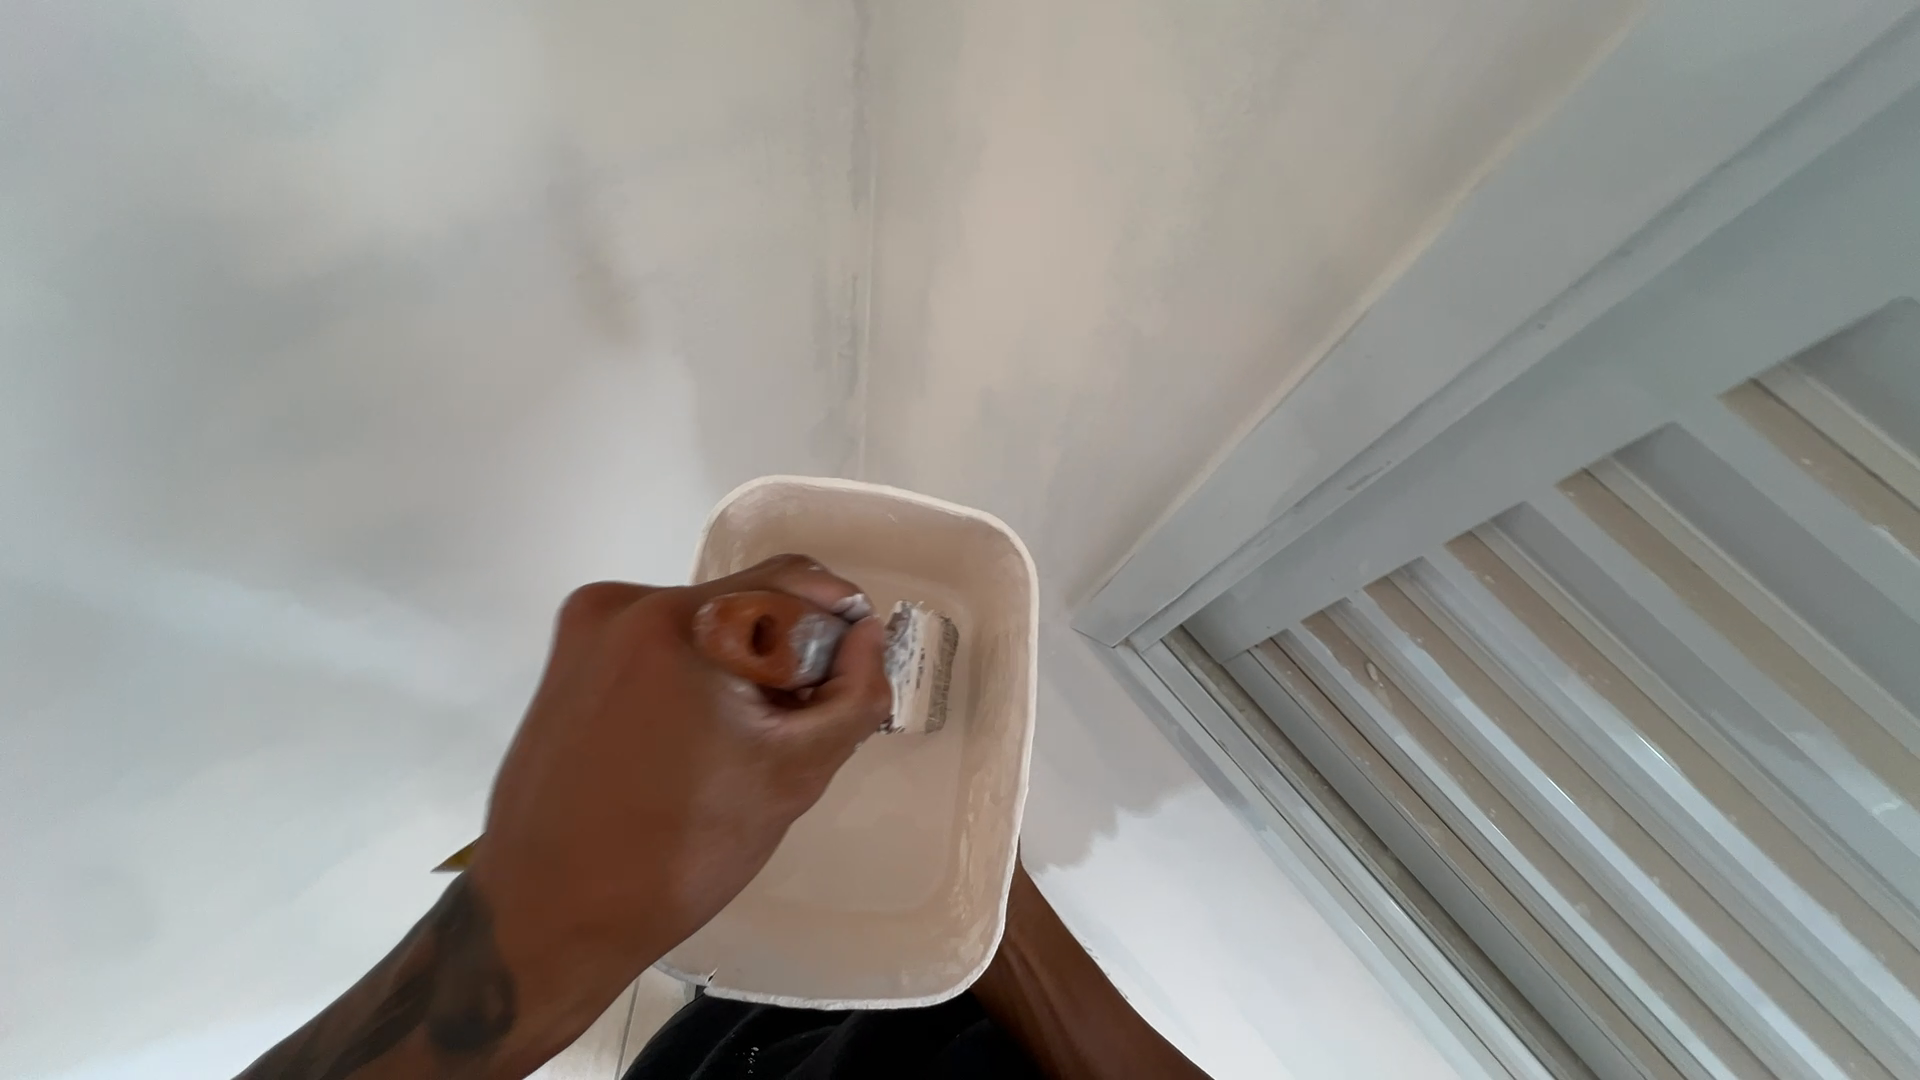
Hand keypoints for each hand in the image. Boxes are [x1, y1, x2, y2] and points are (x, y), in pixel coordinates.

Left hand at [469, 555, 891, 1042]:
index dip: (838, 625)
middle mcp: (627, 602)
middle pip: (750, 598)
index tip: (843, 681)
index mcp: (683, 621)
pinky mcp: (568, 655)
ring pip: (708, 619)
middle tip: (796, 720)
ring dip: (745, 659)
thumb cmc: (683, 849)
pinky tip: (694, 732)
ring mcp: (588, 626)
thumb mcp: (798, 773)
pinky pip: (664, 639)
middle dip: (791, 649)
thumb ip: (855, 692)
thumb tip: (867, 634)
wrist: (550, 915)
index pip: (796, 580)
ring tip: (741, 735)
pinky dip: (699, 668)